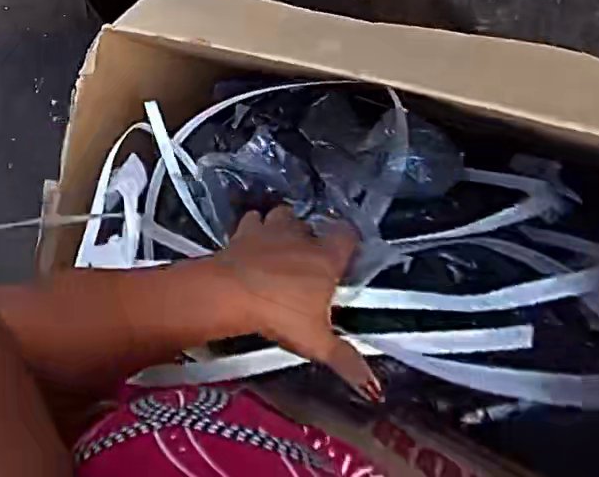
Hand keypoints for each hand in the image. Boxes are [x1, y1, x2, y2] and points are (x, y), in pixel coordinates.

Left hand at [214, 207, 378, 400]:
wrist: (229, 290)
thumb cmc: (278, 312)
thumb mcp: (317, 342)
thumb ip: (346, 360)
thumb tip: (370, 384)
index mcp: (323, 258)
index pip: (345, 235)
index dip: (349, 239)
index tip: (350, 250)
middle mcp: (297, 236)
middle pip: (311, 224)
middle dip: (313, 236)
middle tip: (314, 258)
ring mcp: (268, 229)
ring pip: (282, 214)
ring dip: (285, 224)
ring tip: (286, 242)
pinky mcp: (243, 230)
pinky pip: (253, 218)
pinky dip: (256, 225)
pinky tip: (256, 238)